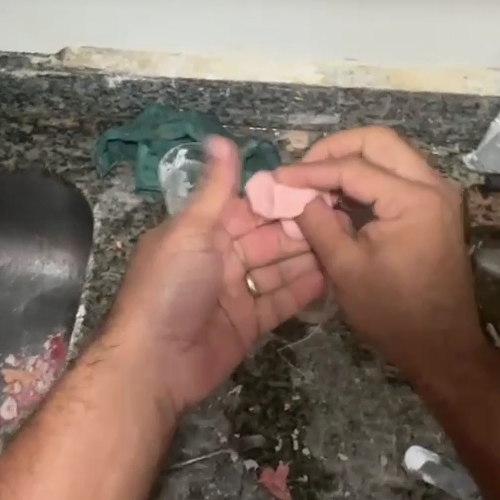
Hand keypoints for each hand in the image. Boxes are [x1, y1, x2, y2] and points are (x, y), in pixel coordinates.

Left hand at [104, 136, 327, 414]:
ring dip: (306, 258)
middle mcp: (219, 258)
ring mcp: (234, 293)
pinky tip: (330, 276)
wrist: (154, 361)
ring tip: (344, 243)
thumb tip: (219, 137)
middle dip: (299, 230)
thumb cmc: (169, 286)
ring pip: (276, 270)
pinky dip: (301, 290)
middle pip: (266, 240)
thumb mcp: (191, 229)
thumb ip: (215, 188)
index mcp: (202, 231)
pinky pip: (278, 302)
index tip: (317, 189)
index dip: (279, 201)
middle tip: (342, 218)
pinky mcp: (247, 324)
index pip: (248, 209)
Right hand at [277, 128, 488, 385]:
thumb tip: (293, 194)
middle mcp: (432, 186)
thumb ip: (317, 223)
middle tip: (302, 168)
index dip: (311, 170)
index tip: (278, 177)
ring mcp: (437, 194)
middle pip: (378, 141)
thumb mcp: (345, 269)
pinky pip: (396, 171)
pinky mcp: (433, 206)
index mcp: (413, 201)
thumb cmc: (393, 314)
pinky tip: (338, 192)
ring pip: (389, 152)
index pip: (353, 168)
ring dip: (350, 158)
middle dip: (335, 148)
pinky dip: (366, 173)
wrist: (442, 349)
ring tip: (315, 179)